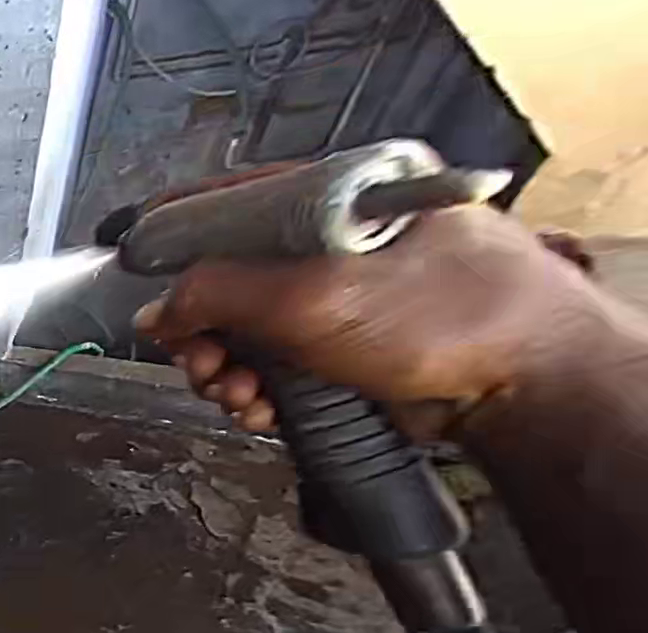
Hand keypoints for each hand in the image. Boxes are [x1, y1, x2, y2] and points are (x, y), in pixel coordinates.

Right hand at [132, 205, 629, 437]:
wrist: (522, 388)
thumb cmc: (444, 318)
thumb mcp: (310, 295)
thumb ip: (215, 295)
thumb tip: (150, 314)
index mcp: (341, 202)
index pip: (235, 203)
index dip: (177, 232)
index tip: (134, 259)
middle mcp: (331, 247)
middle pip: (222, 284)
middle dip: (199, 335)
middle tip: (201, 363)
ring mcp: (331, 299)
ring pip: (235, 334)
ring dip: (220, 373)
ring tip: (239, 395)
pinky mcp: (330, 347)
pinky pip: (260, 366)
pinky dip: (249, 394)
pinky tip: (262, 408)